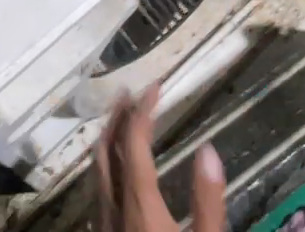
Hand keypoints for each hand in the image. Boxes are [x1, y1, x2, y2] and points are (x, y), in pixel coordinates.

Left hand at [94, 85, 226, 231]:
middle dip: (117, 117)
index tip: (155, 86)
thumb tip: (208, 150)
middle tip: (129, 93)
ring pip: (97, 169)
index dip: (142, 110)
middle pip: (106, 150)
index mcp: (139, 204)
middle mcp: (113, 207)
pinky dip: (105, 163)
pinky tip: (117, 166)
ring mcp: (101, 223)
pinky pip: (97, 188)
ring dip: (108, 138)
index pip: (133, 143)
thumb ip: (207, 201)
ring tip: (121, 120)